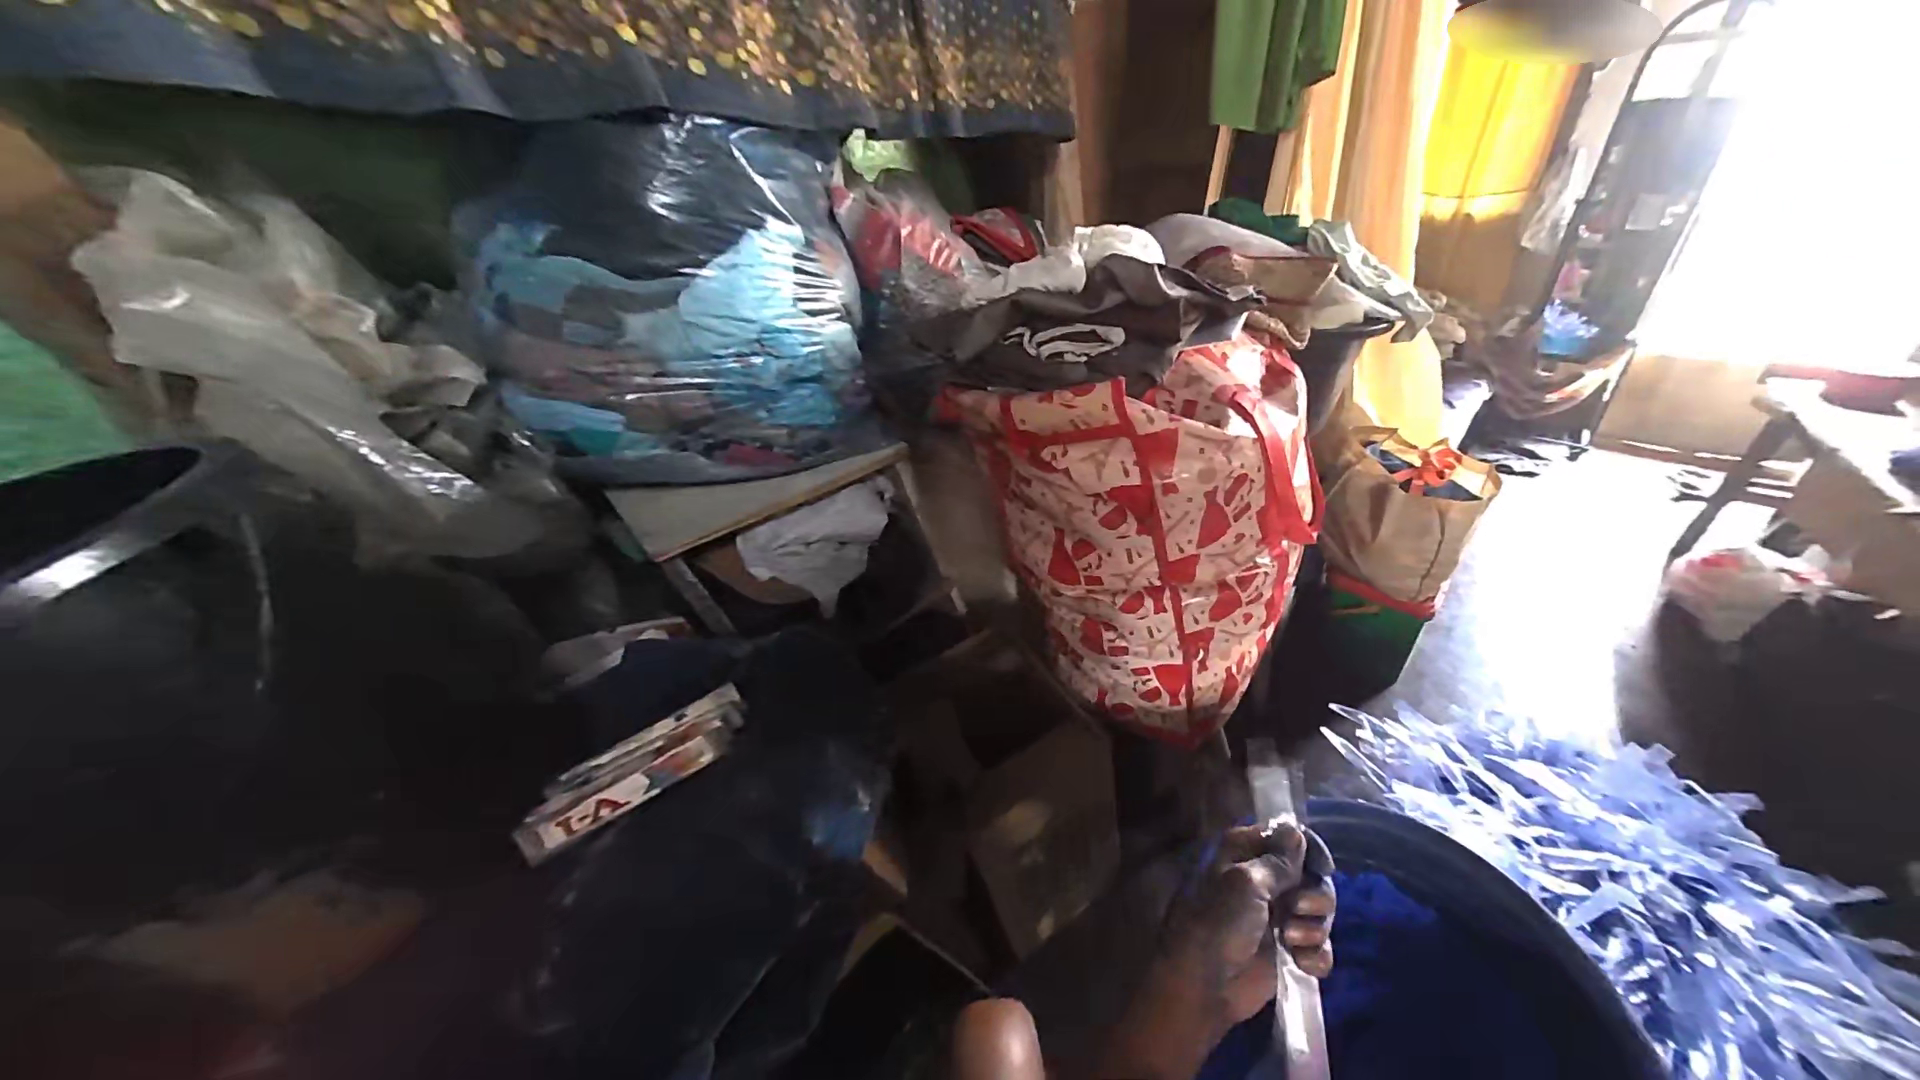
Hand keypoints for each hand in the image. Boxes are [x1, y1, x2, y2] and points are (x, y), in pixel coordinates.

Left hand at [1095, 824, 1335, 1079]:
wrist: (1204, 983)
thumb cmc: (1216, 922)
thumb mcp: (1244, 884)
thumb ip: (1276, 861)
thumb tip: (1296, 830)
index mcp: (1244, 853)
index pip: (1287, 837)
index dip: (1308, 850)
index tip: (1322, 867)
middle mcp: (1262, 878)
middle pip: (1311, 875)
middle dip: (1313, 894)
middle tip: (1298, 907)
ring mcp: (1276, 915)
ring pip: (1319, 911)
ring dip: (1313, 926)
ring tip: (1291, 938)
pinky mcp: (1288, 949)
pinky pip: (1319, 946)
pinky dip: (1315, 955)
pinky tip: (1301, 962)